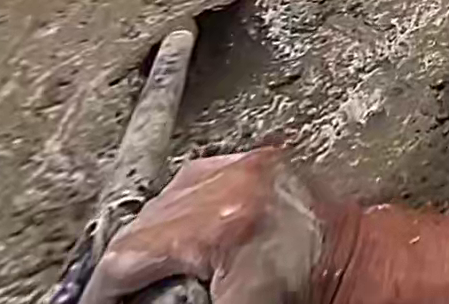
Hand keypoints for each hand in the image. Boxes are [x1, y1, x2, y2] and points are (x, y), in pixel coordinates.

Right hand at [82, 148, 352, 303]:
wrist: (346, 259)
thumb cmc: (295, 288)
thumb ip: (165, 293)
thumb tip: (129, 293)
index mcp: (224, 224)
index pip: (129, 252)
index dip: (105, 288)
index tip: (102, 302)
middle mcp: (238, 183)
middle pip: (146, 218)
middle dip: (129, 259)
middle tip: (127, 290)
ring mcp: (254, 163)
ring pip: (171, 192)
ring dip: (157, 227)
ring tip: (157, 262)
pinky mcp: (265, 158)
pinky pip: (204, 173)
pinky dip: (187, 200)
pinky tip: (186, 229)